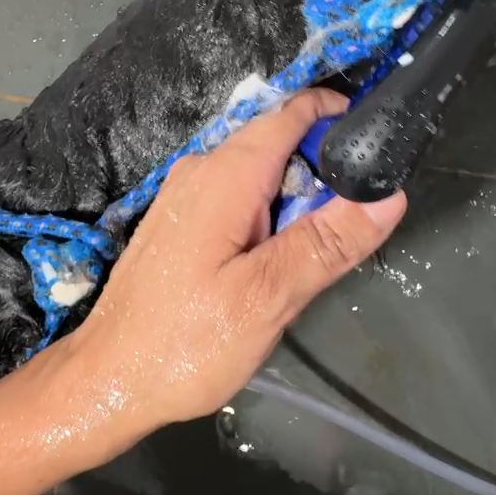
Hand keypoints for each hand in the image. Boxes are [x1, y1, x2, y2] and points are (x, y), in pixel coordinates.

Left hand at [60, 89, 405, 431]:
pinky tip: (280, 260)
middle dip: (324, 167)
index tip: (380, 141)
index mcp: (224, 175)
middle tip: (362, 217)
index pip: (289, 113)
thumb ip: (327, 242)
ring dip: (298, 198)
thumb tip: (387, 194)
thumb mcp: (267, 297)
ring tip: (326, 248)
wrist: (108, 381)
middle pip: (277, 142)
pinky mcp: (181, 222)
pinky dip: (270, 216)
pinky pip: (238, 198)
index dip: (337, 114)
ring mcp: (186, 196)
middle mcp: (201, 171)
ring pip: (260, 174)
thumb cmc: (184, 343)